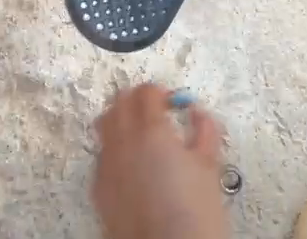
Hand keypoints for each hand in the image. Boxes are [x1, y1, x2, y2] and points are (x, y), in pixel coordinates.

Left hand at [92, 84, 228, 238]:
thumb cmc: (194, 214)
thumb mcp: (209, 168)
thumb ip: (204, 130)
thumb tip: (196, 111)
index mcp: (149, 129)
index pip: (146, 92)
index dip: (160, 92)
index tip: (173, 103)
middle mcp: (122, 140)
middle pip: (120, 102)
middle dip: (137, 100)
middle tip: (157, 112)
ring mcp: (105, 163)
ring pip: (105, 124)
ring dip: (121, 119)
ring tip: (141, 135)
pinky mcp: (98, 188)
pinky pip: (102, 153)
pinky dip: (115, 148)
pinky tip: (132, 165)